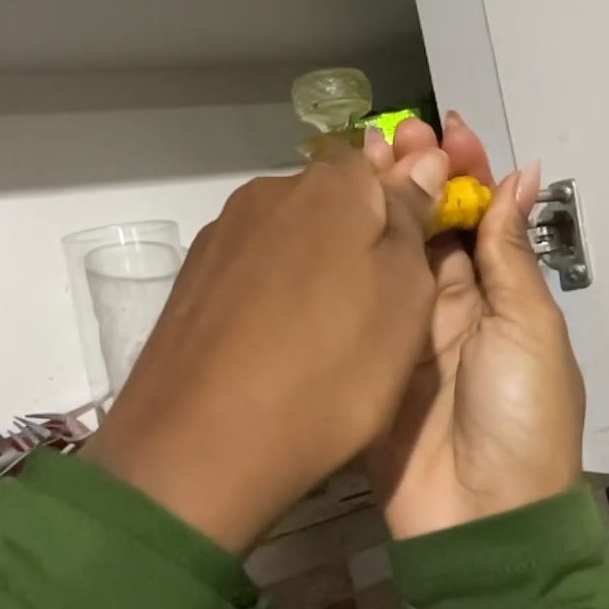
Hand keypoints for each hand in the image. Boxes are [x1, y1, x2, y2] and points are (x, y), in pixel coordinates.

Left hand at [84, 146, 450, 551]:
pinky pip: (251, 275)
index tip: (412, 268)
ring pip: (289, 241)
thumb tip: (419, 162)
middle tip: (375, 312)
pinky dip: (271, 299)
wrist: (202, 445)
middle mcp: (267, 194)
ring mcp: (220, 238)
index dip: (402, 211)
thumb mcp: (405, 296)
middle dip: (356, 242)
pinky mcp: (190, 284)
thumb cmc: (331, 368)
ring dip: (312, 272)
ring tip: (322, 340)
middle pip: (330, 203)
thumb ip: (410, 222)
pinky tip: (274, 350)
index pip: (378, 168)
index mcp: (329, 185)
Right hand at [363, 113, 586, 538]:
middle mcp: (455, 308)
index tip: (447, 128)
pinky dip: (349, 262)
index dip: (469, 174)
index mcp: (503, 297)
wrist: (475, 515)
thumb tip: (524, 176)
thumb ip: (512, 255)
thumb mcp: (530, 327)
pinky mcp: (370, 361)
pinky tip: (329, 221)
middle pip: (434, 230)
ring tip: (358, 158)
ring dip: (382, 208)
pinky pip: (361, 305)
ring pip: (393, 258)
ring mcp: (408, 335)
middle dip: (417, 179)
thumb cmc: (520, 414)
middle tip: (390, 133)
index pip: (483, 220)